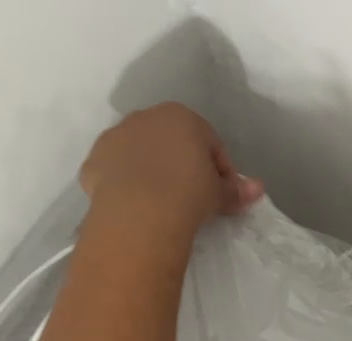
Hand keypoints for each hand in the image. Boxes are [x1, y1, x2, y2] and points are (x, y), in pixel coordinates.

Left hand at [80, 104, 262, 234]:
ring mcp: (114, 138)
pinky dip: (124, 187)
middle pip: (170, 143)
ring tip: (162, 207)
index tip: (224, 195)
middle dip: (182, 167)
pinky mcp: (93, 163)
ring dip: (150, 174)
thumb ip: (236, 189)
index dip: (221, 170)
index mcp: (181, 117)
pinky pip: (114, 174)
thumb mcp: (219, 194)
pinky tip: (134, 209)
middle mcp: (144, 118)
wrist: (140, 211)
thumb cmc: (188, 194)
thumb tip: (258, 190)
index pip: (209, 142)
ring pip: (139, 156)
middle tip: (193, 201)